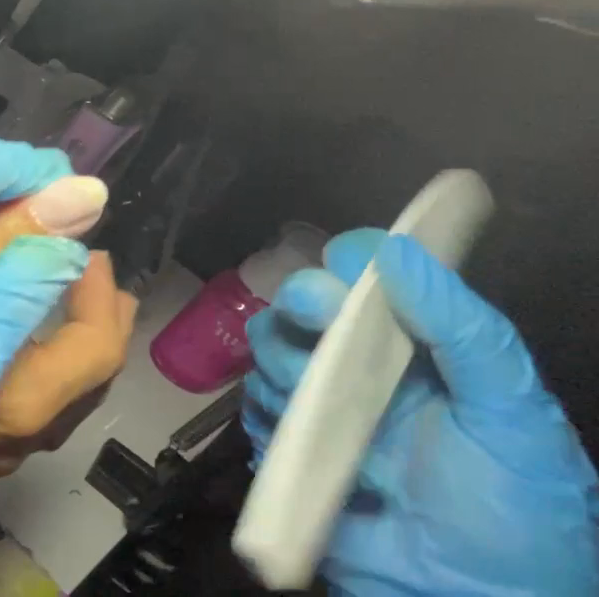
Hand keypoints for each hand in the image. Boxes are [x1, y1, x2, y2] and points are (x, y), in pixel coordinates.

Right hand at [0, 202, 137, 476]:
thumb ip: (2, 227)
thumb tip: (80, 195)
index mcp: (9, 383)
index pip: (84, 312)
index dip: (77, 245)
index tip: (57, 199)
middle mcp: (7, 433)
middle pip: (89, 370)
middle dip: (94, 304)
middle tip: (81, 251)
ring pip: (59, 400)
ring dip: (66, 341)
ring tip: (52, 288)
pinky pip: (21, 418)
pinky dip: (32, 371)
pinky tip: (2, 339)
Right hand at [243, 229, 598, 596]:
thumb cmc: (514, 512)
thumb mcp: (515, 421)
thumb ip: (469, 335)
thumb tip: (402, 252)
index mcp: (422, 349)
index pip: (374, 276)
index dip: (354, 259)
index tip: (349, 265)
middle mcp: (364, 365)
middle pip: (302, 302)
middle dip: (301, 301)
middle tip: (318, 317)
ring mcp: (320, 403)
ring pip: (268, 346)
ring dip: (282, 358)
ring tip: (315, 399)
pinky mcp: (285, 439)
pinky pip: (250, 401)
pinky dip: (265, 407)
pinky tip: (296, 432)